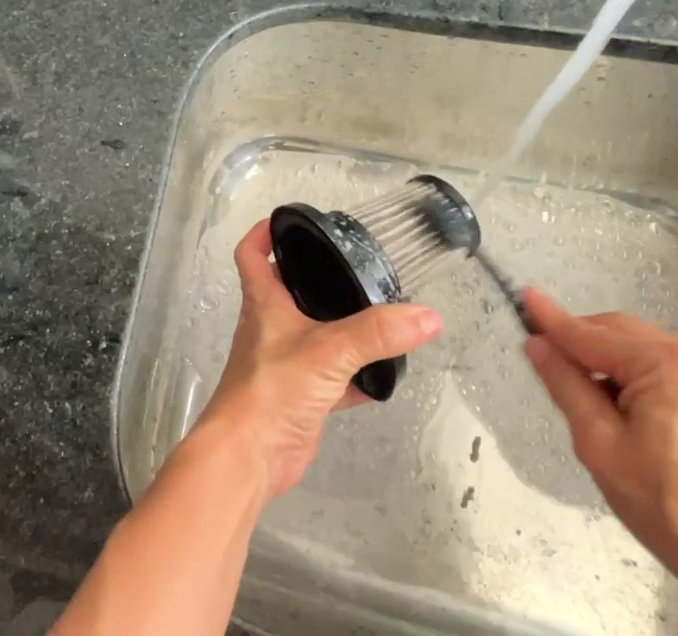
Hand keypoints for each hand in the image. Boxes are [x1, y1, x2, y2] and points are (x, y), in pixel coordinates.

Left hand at [195, 219, 443, 498]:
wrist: (248, 454)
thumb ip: (377, 333)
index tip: (286, 222)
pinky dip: (355, 377)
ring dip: (342, 328)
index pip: (251, 254)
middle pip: (288, 291)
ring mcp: (284, 363)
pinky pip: (331, 378)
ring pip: (314, 335)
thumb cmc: (273, 389)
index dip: (263, 233)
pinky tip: (384, 377)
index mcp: (263, 303)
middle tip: (355, 268)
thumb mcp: (328, 351)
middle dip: (316, 278)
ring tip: (381, 316)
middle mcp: (269, 327)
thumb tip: (428, 316)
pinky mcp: (299, 396)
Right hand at [521, 289, 677, 635]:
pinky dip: (645, 380)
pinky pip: (677, 372)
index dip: (552, 319)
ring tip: (595, 407)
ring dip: (614, 365)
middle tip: (548, 364)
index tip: (524, 296)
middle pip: (624, 334)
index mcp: (669, 367)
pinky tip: (634, 417)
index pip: (592, 334)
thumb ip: (566, 387)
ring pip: (650, 353)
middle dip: (584, 344)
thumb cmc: (677, 514)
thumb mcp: (602, 448)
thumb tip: (538, 346)